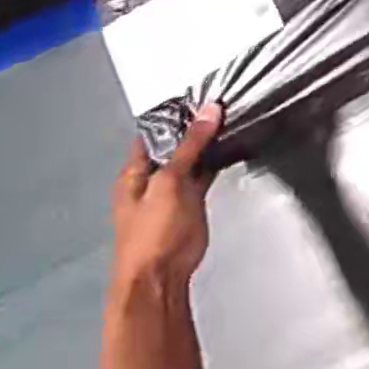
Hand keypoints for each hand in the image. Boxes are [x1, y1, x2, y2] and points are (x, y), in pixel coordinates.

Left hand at [111, 104, 222, 294]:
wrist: (160, 275)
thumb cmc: (154, 231)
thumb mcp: (170, 182)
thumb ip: (191, 146)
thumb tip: (209, 110)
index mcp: (135, 172)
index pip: (154, 133)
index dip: (175, 114)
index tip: (203, 93)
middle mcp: (152, 178)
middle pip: (175, 144)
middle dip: (196, 126)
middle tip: (225, 101)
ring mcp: (173, 190)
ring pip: (192, 157)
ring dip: (208, 142)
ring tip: (234, 117)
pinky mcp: (193, 200)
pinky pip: (205, 172)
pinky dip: (217, 159)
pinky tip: (234, 146)